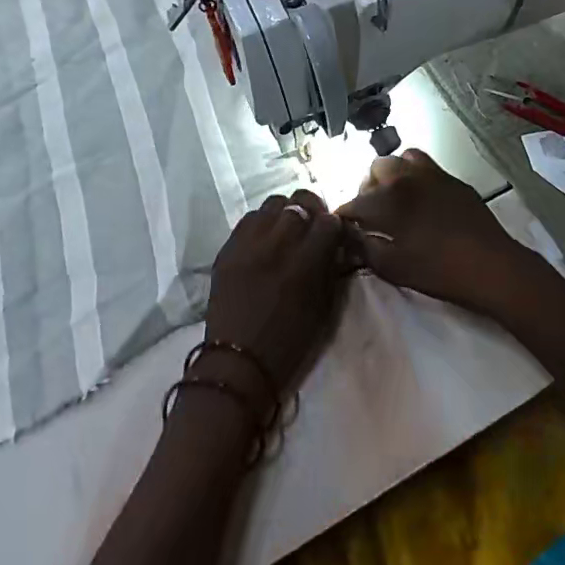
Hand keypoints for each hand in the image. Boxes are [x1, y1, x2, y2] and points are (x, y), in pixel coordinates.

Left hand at [200, 191, 346, 398]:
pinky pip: (249, 218)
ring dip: (286, 212)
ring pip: (272, 204)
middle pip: (299, 203)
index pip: (328, 222)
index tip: (334, 234)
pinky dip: (262, 222)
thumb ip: (330, 270)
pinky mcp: (227, 247)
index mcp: (304, 266)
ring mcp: (247, 244)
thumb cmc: (289, 344)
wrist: (237, 362)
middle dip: (312, 210)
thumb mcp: (323, 310)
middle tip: (313, 226)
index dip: (335, 225)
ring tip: (288, 229)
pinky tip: (266, 238)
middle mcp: (276, 246)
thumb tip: (336, 244)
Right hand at [337, 149, 535, 315]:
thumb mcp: (392, 267)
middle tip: (372, 214)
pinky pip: (425, 165)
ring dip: (392, 175)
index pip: (353, 203)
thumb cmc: (438, 271)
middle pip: (374, 171)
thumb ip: (363, 248)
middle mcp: (405, 178)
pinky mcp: (452, 179)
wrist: (492, 267)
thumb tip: (347, 236)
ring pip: (400, 159)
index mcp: (387, 200)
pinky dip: (415, 175)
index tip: (344, 228)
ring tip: (396, 197)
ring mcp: (431, 174)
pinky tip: (421, 197)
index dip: (345, 216)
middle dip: (367, 189)